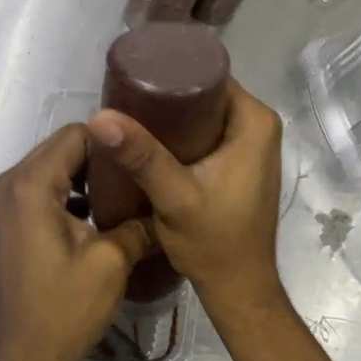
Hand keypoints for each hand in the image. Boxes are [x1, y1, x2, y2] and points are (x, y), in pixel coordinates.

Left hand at [0, 125, 156, 360]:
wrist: (22, 357)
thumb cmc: (64, 308)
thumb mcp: (112, 262)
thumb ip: (139, 223)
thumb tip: (168, 203)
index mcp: (30, 184)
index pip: (77, 135)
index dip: (114, 143)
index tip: (144, 158)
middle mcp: (8, 183)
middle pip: (61, 148)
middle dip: (101, 159)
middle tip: (140, 175)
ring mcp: (2, 202)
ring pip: (51, 168)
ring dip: (85, 177)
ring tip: (124, 195)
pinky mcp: (5, 221)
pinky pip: (40, 190)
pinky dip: (67, 194)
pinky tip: (99, 215)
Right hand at [87, 80, 286, 322]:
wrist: (238, 287)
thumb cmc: (214, 242)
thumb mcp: (175, 196)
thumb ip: (142, 157)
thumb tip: (99, 116)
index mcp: (255, 122)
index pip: (209, 75)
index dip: (171, 72)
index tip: (133, 80)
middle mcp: (261, 126)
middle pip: (205, 93)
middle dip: (166, 95)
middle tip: (124, 101)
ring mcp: (252, 145)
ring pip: (204, 114)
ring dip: (171, 116)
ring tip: (130, 117)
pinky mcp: (241, 163)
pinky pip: (207, 132)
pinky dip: (181, 134)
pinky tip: (149, 140)